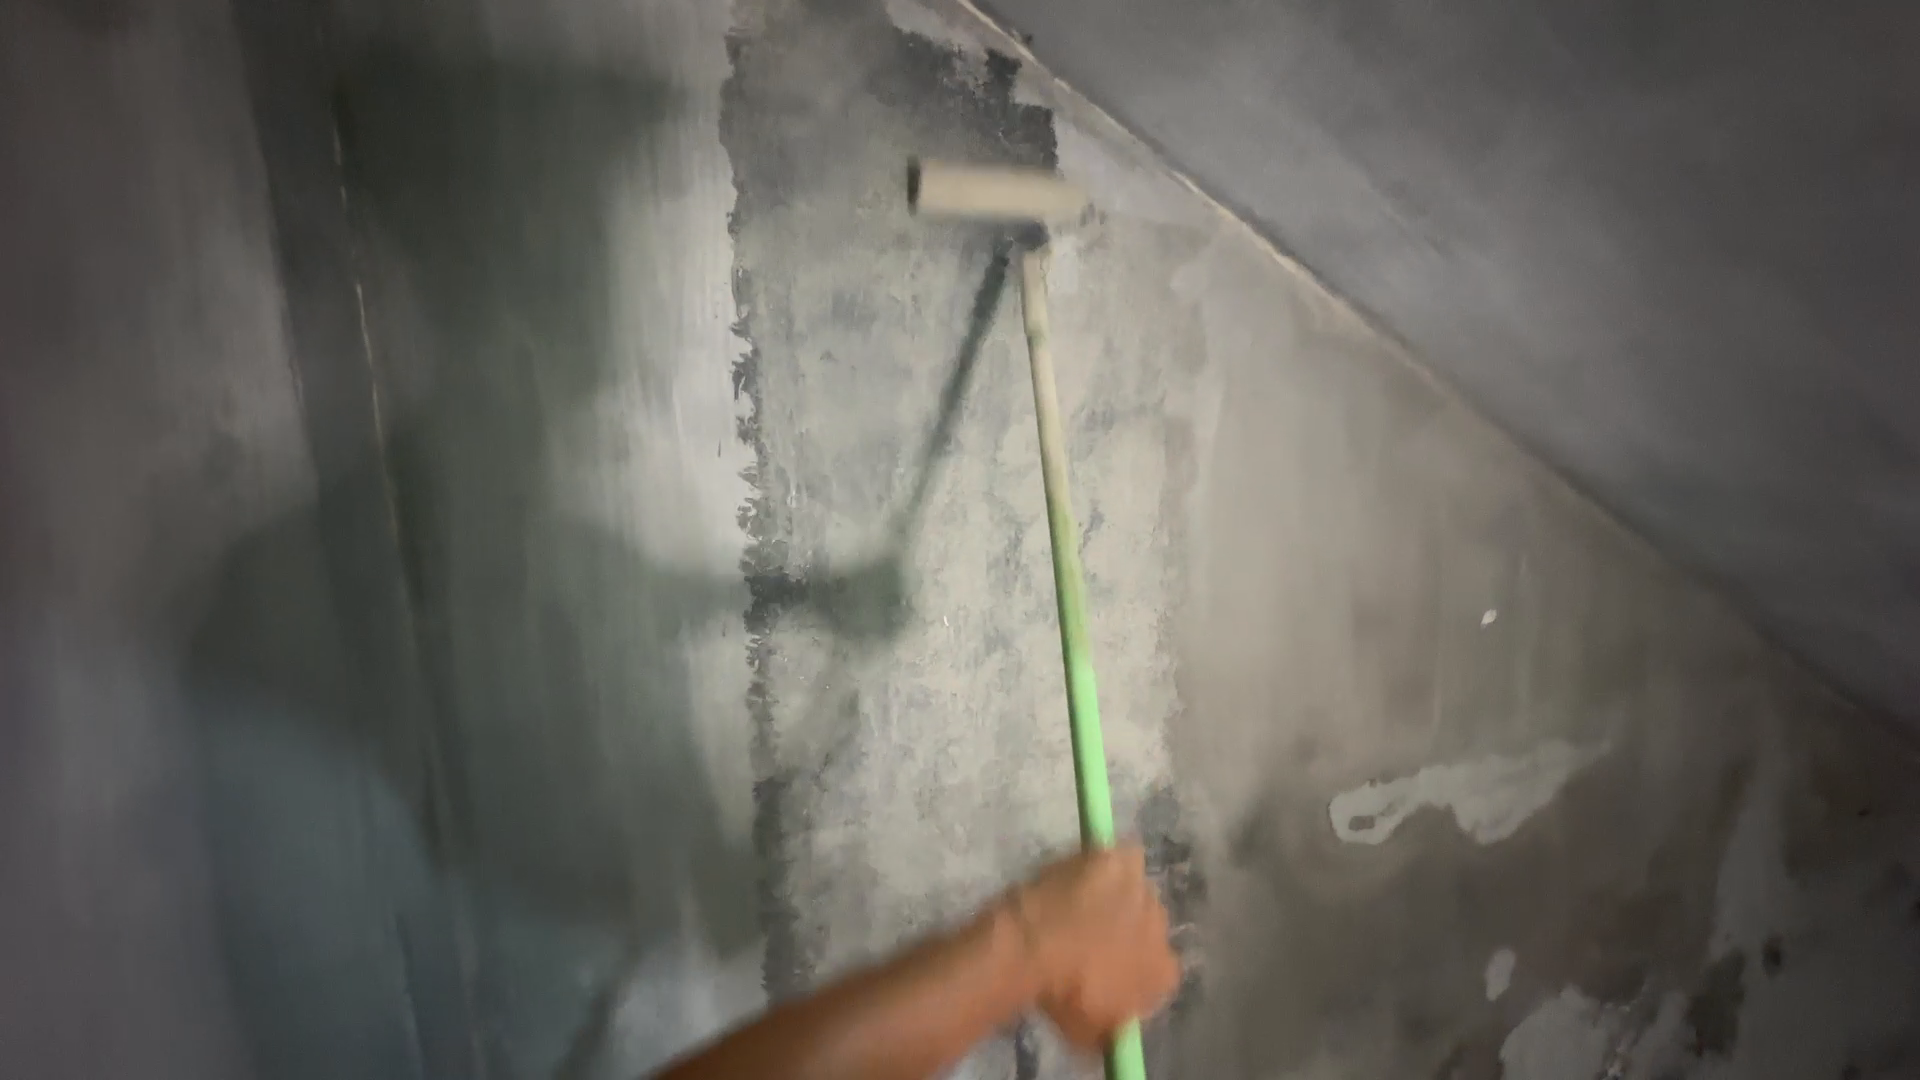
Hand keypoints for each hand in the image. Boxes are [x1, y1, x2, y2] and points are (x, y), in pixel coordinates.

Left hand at [1003, 845, 1180, 1049]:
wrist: (1034, 946)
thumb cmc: (1061, 996)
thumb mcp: (1091, 1034)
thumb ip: (1113, 1024)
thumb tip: (1112, 1018)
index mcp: (1163, 974)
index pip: (1160, 970)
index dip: (1133, 967)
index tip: (1108, 967)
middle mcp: (1162, 929)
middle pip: (1149, 924)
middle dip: (1127, 926)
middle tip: (1092, 930)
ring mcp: (1142, 889)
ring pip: (1137, 888)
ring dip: (1119, 892)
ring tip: (1085, 897)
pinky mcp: (1120, 857)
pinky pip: (1124, 854)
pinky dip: (1108, 860)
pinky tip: (1086, 868)